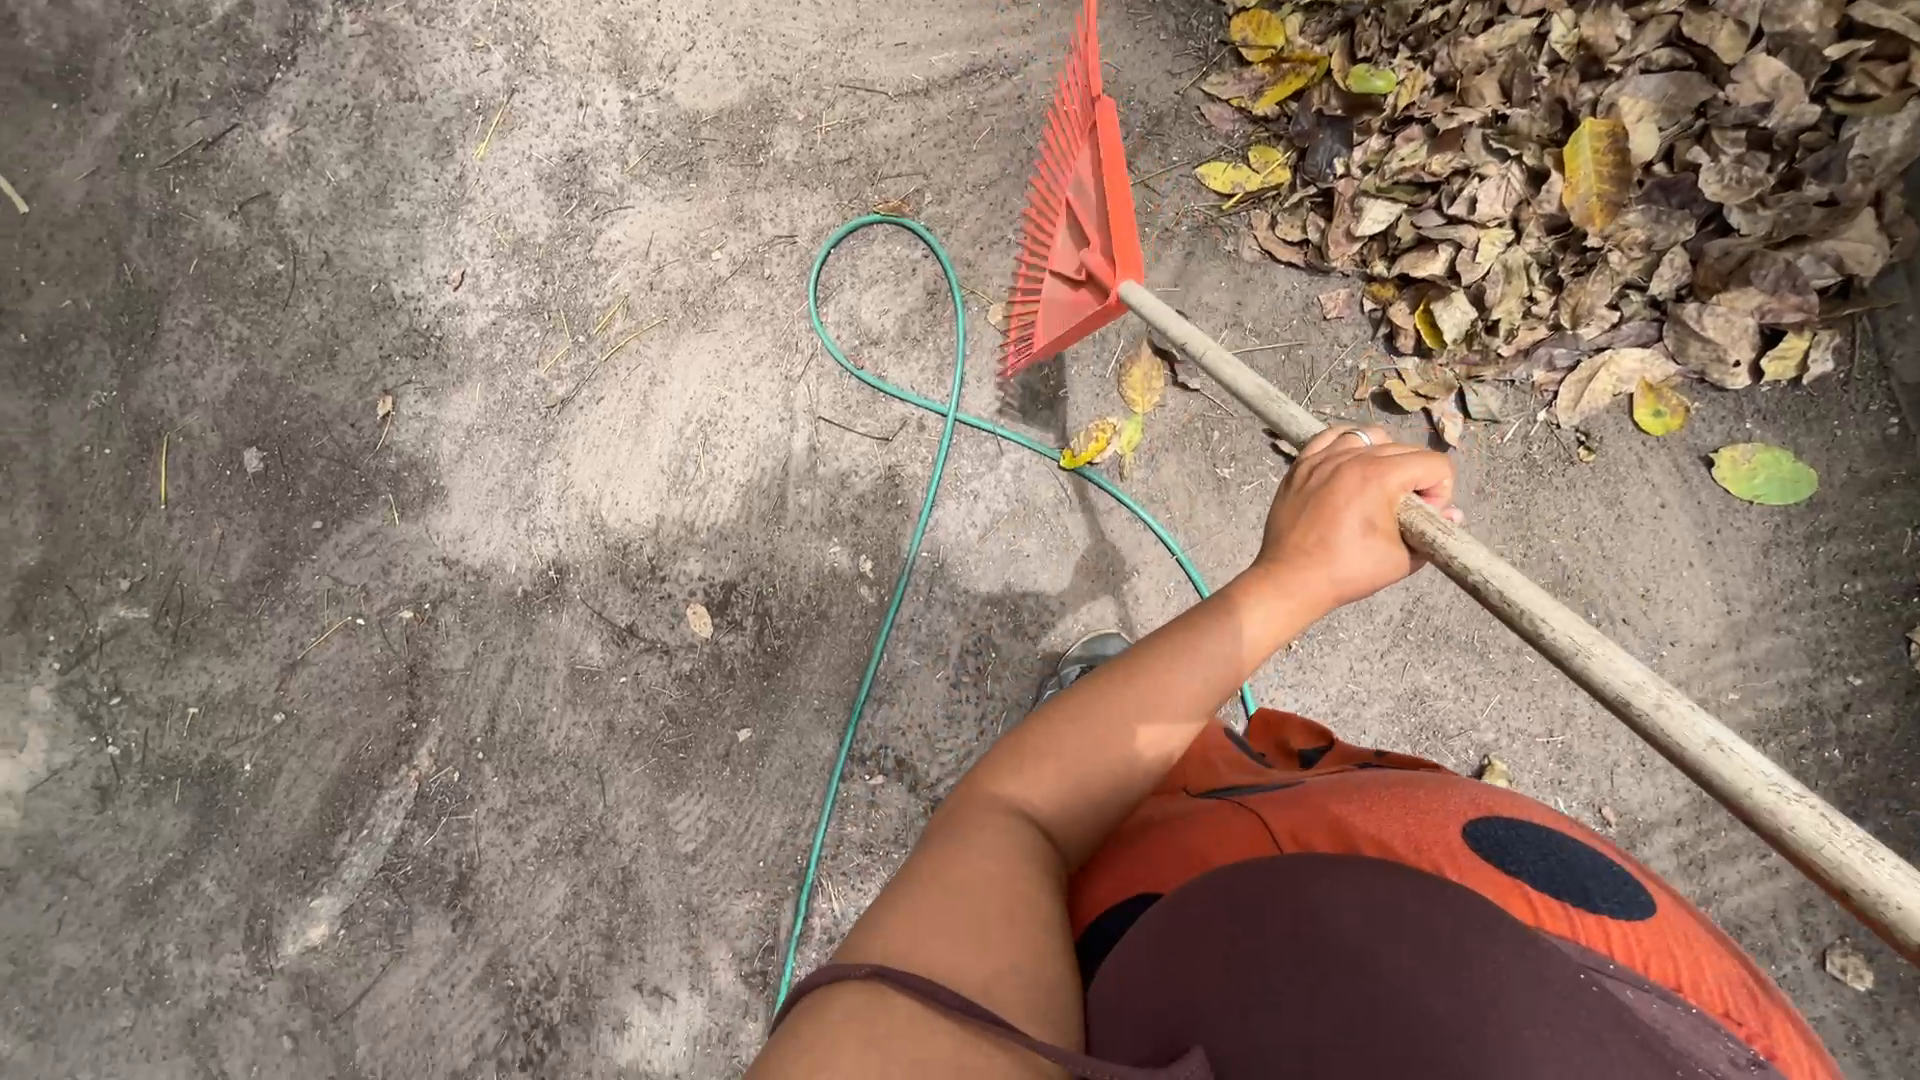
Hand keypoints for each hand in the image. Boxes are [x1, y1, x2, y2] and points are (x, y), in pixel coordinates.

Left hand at [1249, 424, 1463, 613]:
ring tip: (1377, 486)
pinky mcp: (1299, 467)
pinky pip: (1328, 438)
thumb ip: (1434, 530)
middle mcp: (1350, 459)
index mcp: (1379, 477)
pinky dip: (1345, 446)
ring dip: (1383, 456)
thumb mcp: (1403, 558)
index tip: (1423, 516)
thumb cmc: (1345, 572)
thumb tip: (1452, 514)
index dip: (1440, 492)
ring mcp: (1320, 460)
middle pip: (1404, 449)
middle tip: (1403, 509)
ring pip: (1367, 437)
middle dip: (1415, 477)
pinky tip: (1349, 466)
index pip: (1434, 463)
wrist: (1290, 579)